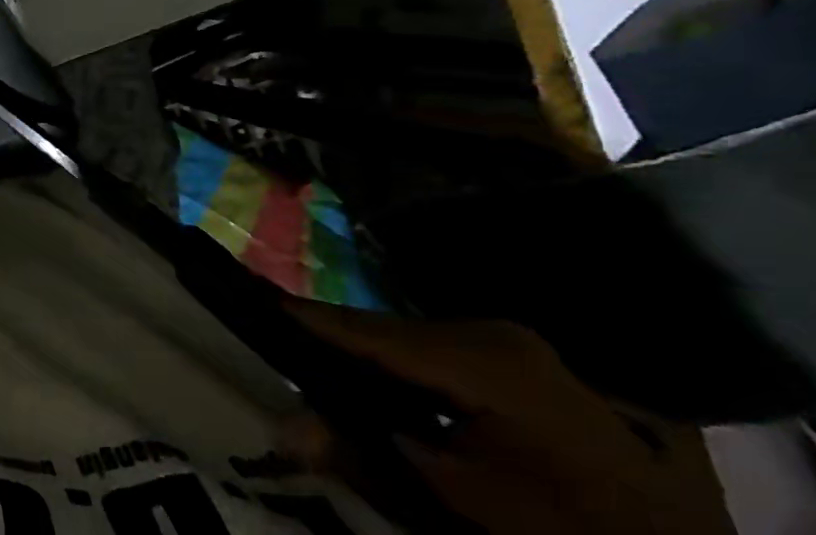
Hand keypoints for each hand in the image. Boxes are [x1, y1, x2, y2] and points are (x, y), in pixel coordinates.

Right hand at [288, 302, 734, 534]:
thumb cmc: (565, 523)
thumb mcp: (465, 500)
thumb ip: (368, 455)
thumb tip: (283, 428)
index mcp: (482, 355)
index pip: (371, 330)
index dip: (309, 319)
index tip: (250, 302)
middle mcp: (489, 332)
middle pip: (384, 329)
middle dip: (329, 340)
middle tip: (271, 340)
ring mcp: (506, 343)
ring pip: (405, 338)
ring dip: (359, 353)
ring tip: (306, 357)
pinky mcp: (513, 361)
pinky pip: (432, 351)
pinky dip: (393, 365)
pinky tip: (368, 381)